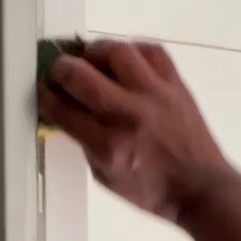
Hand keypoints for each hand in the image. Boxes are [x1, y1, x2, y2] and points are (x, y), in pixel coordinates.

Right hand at [37, 40, 235, 222]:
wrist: (200, 187)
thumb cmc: (150, 190)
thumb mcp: (105, 177)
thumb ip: (86, 144)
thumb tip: (70, 113)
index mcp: (108, 146)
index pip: (63, 112)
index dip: (45, 97)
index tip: (41, 90)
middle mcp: (128, 115)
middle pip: (82, 75)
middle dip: (61, 69)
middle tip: (58, 70)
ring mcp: (155, 94)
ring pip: (117, 52)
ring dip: (95, 51)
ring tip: (89, 58)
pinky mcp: (176, 83)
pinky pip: (151, 50)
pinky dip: (132, 50)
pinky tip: (124, 60)